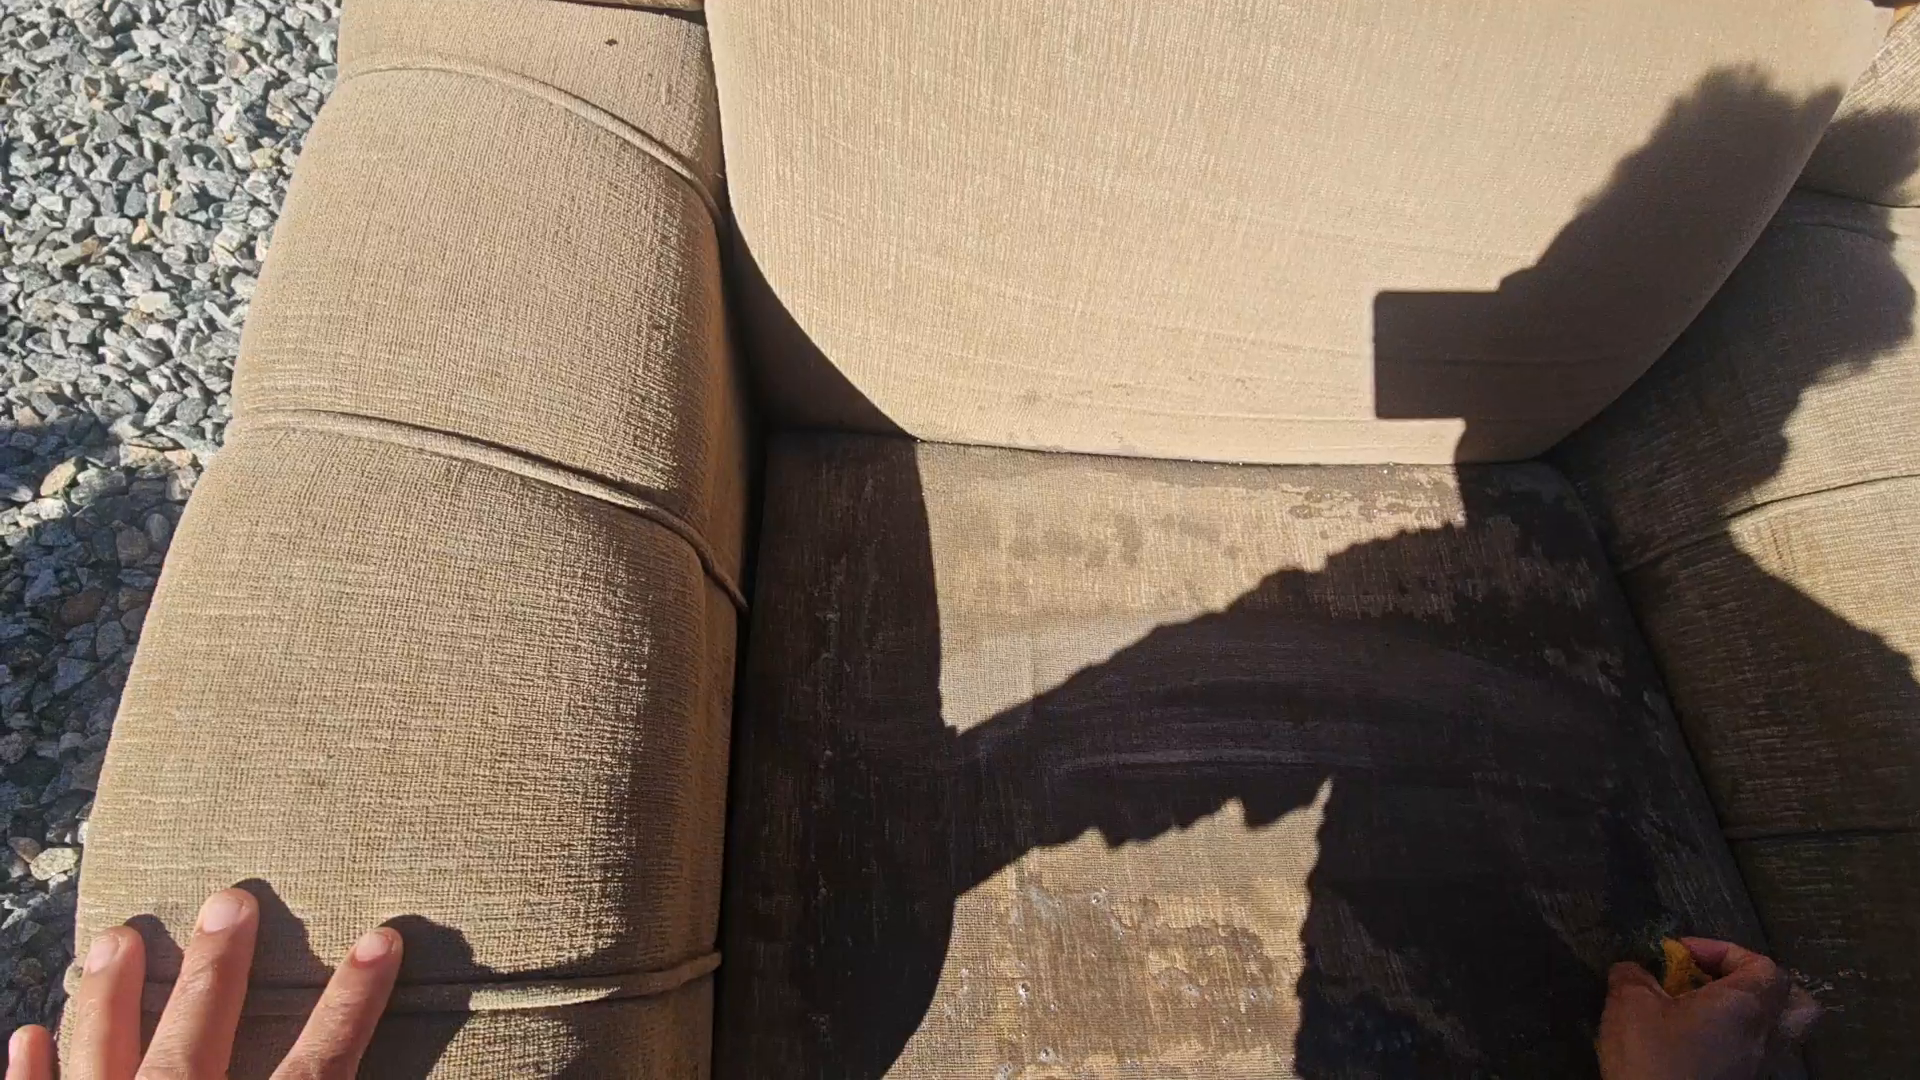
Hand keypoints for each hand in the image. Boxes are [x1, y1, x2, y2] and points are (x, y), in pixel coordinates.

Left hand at [5, 888, 402, 1079]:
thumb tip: (401, 1066)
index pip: (322, 1057)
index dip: (355, 996)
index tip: (383, 937)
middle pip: (194, 1043)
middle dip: (213, 969)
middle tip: (225, 901)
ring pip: (100, 1065)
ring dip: (107, 1001)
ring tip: (112, 938)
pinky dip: (27, 1076)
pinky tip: (26, 1034)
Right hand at [1598, 936, 1808, 1079]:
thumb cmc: (1652, 1053)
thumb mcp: (1627, 1001)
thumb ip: (1634, 974)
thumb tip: (1637, 969)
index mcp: (1745, 1007)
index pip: (1762, 966)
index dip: (1722, 950)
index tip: (1679, 955)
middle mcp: (1770, 1037)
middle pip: (1795, 1001)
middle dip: (1755, 981)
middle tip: (1712, 977)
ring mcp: (1767, 1066)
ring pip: (1780, 1029)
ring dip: (1747, 1009)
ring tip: (1700, 1005)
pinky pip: (1760, 1049)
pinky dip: (1737, 1033)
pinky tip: (1695, 1034)